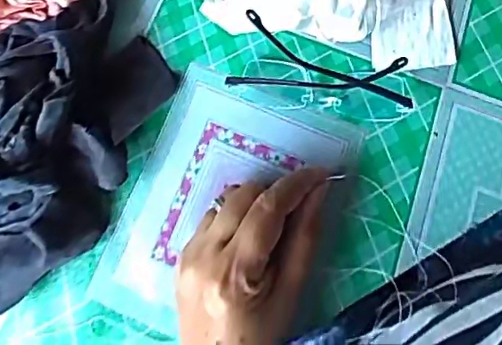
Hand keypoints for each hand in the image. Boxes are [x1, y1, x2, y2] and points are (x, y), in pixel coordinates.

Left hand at [176, 168, 331, 344]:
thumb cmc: (261, 340)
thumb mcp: (291, 294)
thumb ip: (306, 237)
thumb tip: (319, 190)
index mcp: (233, 272)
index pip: (268, 207)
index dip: (297, 183)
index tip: (321, 173)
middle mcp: (203, 256)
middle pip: (245, 194)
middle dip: (276, 191)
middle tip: (299, 202)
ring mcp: (187, 256)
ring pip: (226, 201)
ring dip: (253, 202)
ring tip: (272, 225)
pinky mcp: (180, 258)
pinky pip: (211, 217)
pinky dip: (234, 216)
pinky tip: (246, 238)